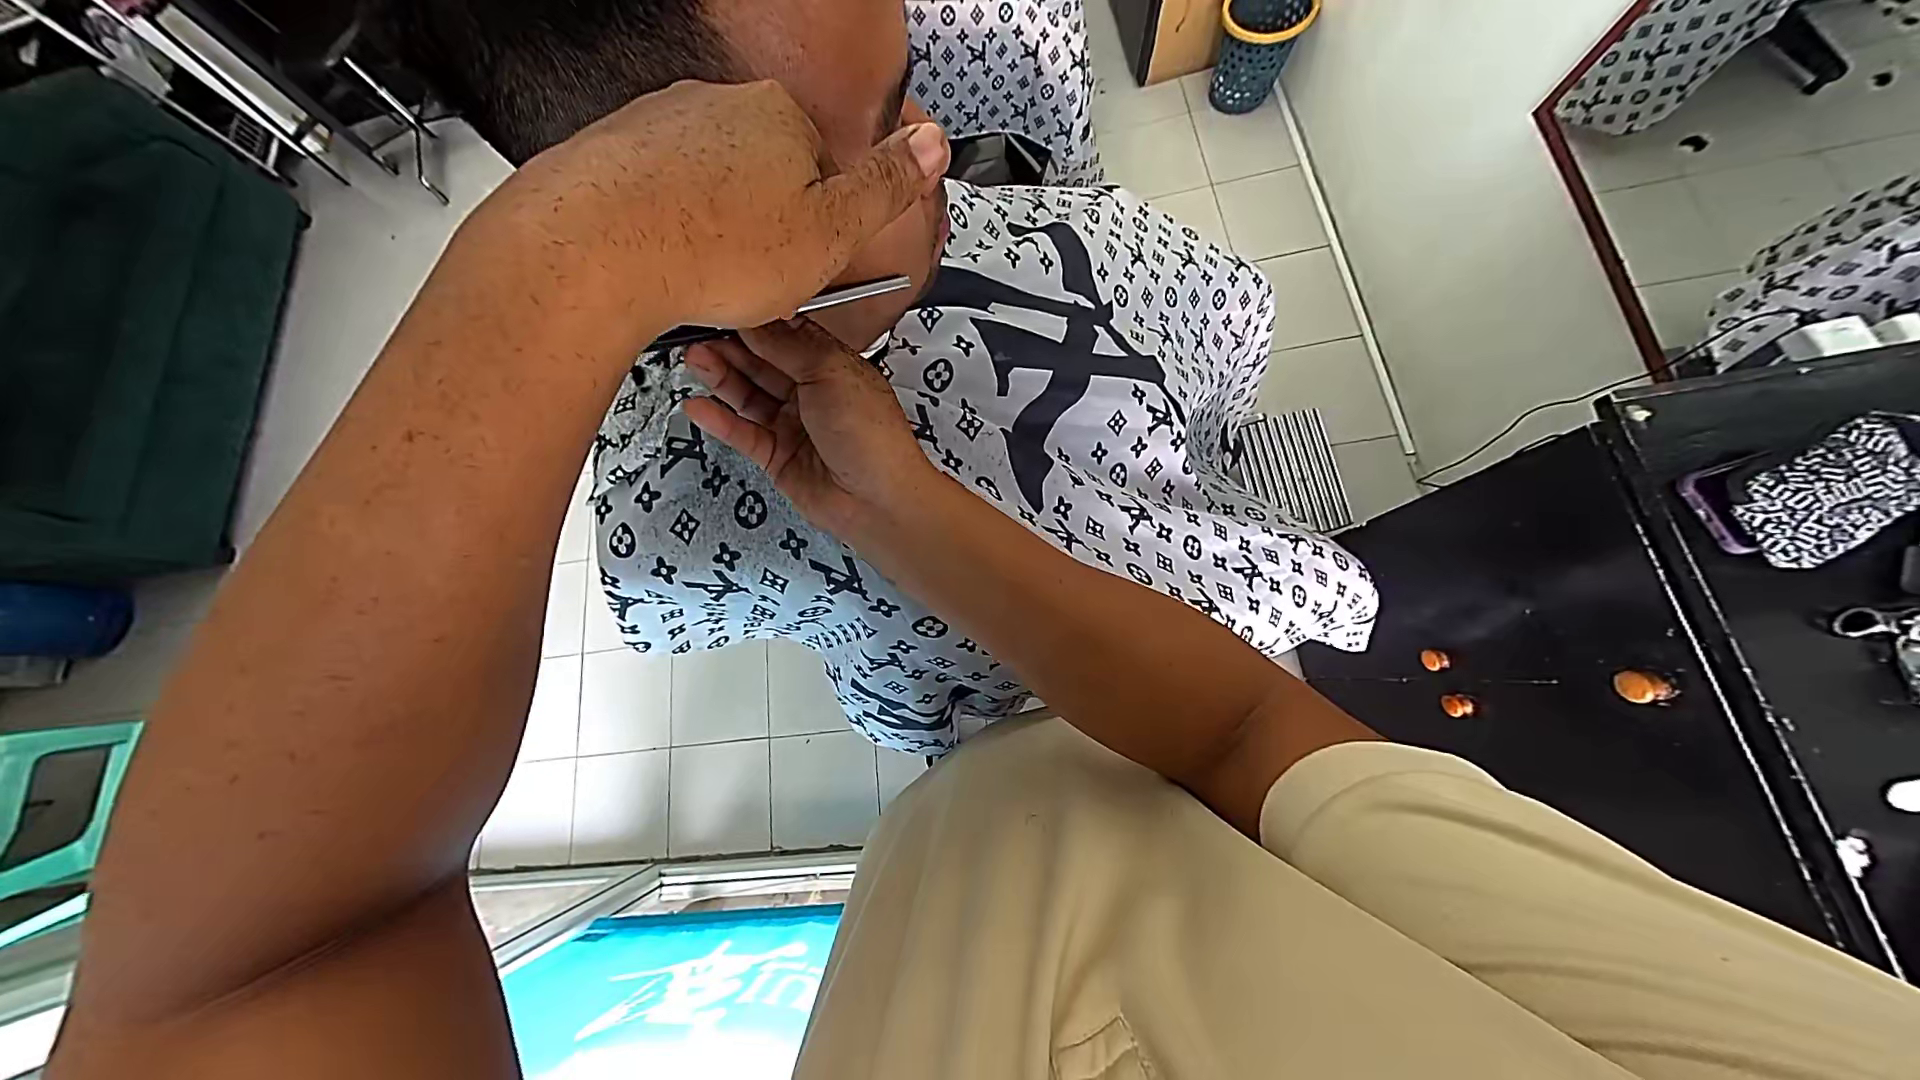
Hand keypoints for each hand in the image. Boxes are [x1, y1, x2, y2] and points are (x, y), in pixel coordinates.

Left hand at [465, 79, 949, 349]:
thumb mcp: (830, 235)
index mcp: (780, 117)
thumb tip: (933, 144)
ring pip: (720, 192)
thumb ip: (885, 188)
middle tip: (764, 279)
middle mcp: (720, 107)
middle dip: (775, 231)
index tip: (809, 264)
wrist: (593, 254)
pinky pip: (671, 200)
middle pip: (773, 180)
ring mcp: (664, 125)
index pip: (826, 174)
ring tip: (714, 279)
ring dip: (725, 235)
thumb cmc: (710, 250)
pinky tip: (675, 263)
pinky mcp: (622, 155)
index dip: (824, 230)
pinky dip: (679, 232)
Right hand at [682, 319, 939, 532]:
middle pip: (763, 365)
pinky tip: (700, 405)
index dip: (756, 324)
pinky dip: (720, 420)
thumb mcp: (831, 372)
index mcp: (833, 367)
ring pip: (749, 397)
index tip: (725, 308)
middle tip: (699, 332)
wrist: (877, 500)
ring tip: (694, 360)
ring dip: (721, 377)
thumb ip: (789, 346)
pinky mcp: (779, 457)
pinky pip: (743, 434)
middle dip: (731, 348)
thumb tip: (759, 320)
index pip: (787, 337)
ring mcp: (795, 427)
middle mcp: (813, 395)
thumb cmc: (874, 438)